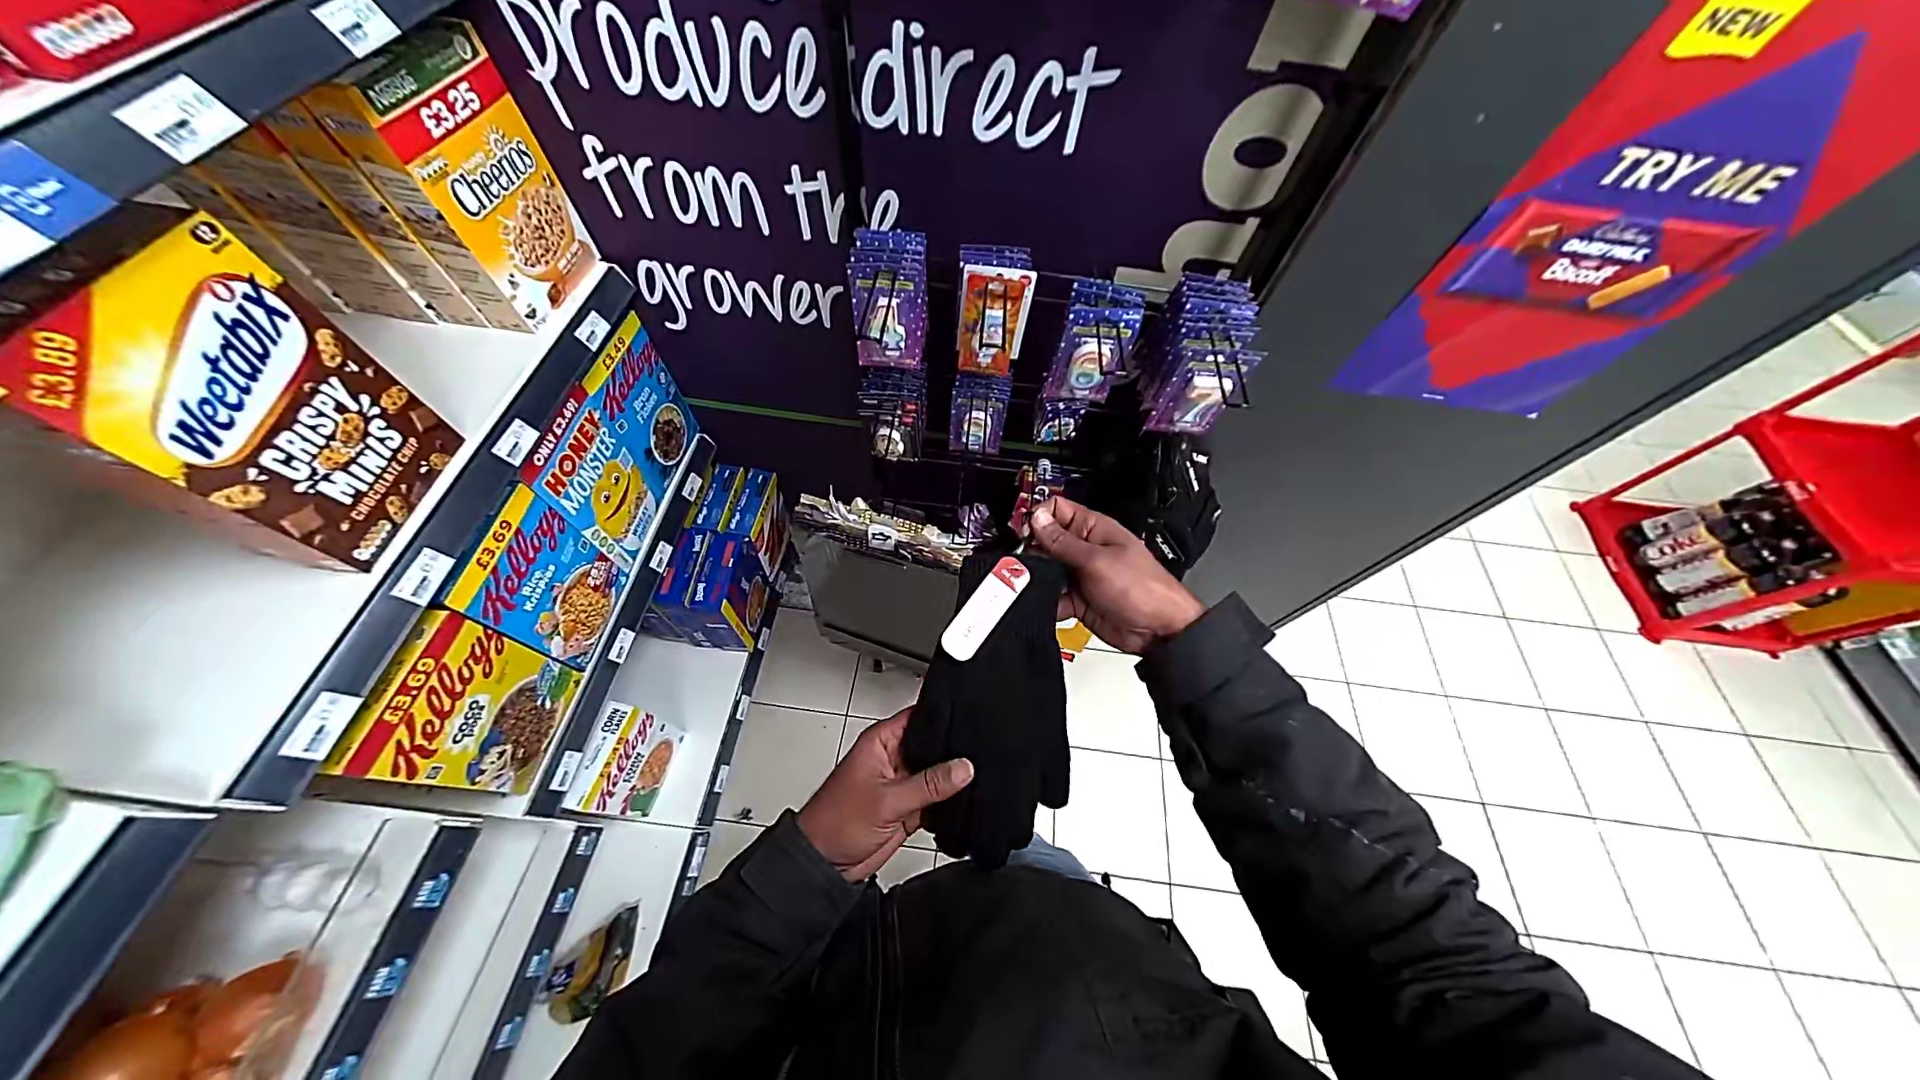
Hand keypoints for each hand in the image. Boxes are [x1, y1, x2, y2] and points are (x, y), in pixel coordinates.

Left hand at [797, 708, 973, 880]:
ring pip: (936, 773)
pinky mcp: (908, 806)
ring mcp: (901, 782)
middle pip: (932, 745)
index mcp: (882, 742)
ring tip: (975, 777)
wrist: (826, 864)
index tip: (970, 718)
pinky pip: (935, 798)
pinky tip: (963, 800)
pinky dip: (947, 801)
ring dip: (951, 778)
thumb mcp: (887, 800)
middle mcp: (893, 758)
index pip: (918, 717)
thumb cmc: (835, 823)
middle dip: (952, 751)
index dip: (943, 716)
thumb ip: (929, 783)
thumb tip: (963, 768)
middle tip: (978, 754)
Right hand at [1026, 496, 1205, 653]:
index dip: (1037, 517)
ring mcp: (1081, 575)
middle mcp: (1085, 549)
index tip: (1024, 533)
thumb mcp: (1096, 560)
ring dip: (1037, 578)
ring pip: (1046, 571)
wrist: (1158, 631)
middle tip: (1024, 562)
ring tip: (1031, 585)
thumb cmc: (1143, 589)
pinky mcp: (1078, 599)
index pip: (1056, 510)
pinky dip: (1046, 602)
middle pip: (1046, 541)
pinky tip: (1045, 605)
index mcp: (1094, 529)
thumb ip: (1063, 542)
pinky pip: (1053, 597)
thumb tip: (1038, 519)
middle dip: (1032, 551)